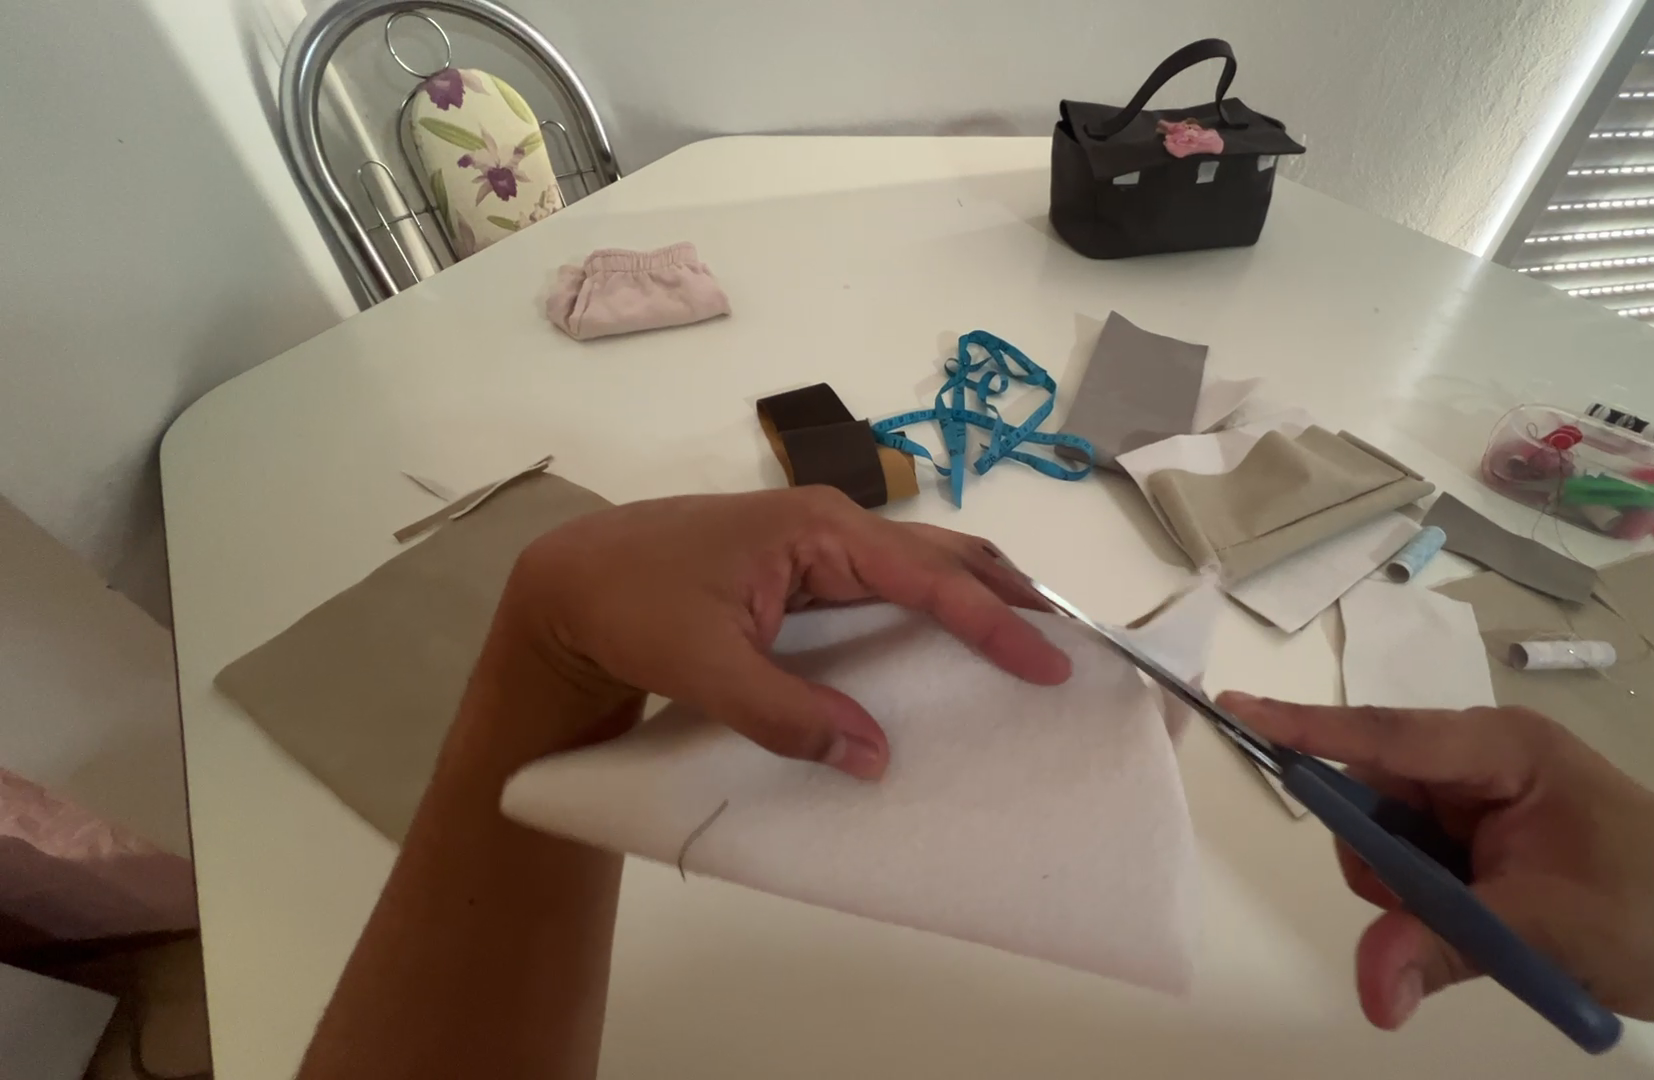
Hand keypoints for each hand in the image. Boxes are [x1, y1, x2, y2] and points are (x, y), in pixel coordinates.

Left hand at [494, 487, 1070, 777]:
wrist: (573, 577)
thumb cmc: (633, 608)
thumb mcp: (706, 667)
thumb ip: (790, 714)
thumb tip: (876, 758)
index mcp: (819, 532)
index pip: (929, 579)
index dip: (994, 622)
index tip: (1048, 662)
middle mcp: (833, 524)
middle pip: (944, 552)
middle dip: (1007, 591)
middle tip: (1062, 637)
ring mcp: (823, 539)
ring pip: (924, 559)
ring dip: (978, 591)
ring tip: (1028, 631)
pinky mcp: (811, 561)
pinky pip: (893, 577)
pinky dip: (938, 601)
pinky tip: (952, 630)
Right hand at [1212, 696, 1653, 1035]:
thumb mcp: (1546, 932)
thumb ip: (1441, 947)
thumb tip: (1366, 994)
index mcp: (1497, 748)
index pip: (1381, 735)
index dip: (1304, 726)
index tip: (1234, 706)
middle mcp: (1476, 758)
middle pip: (1373, 788)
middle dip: (1379, 853)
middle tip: (1422, 908)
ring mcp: (1475, 793)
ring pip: (1385, 825)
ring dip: (1403, 882)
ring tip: (1473, 922)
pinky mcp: (1477, 828)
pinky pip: (1411, 849)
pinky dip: (1420, 891)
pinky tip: (1472, 917)